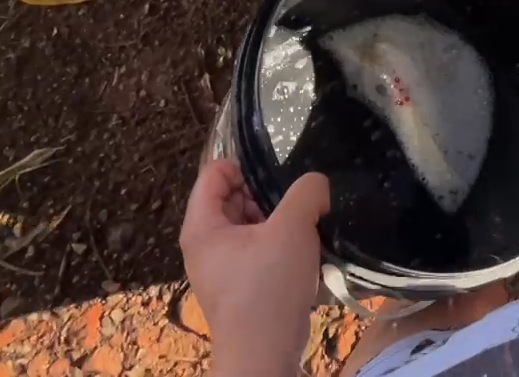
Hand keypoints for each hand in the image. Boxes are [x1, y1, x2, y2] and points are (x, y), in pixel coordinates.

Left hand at [180, 159, 329, 376]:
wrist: (264, 353)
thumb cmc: (268, 285)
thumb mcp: (293, 225)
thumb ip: (306, 190)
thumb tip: (315, 185)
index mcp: (203, 227)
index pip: (213, 174)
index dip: (245, 163)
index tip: (279, 170)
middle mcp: (205, 244)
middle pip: (232, 196)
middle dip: (265, 189)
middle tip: (297, 194)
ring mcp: (222, 266)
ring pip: (249, 220)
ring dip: (277, 214)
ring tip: (306, 216)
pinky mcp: (241, 283)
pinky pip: (258, 244)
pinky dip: (279, 237)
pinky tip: (304, 243)